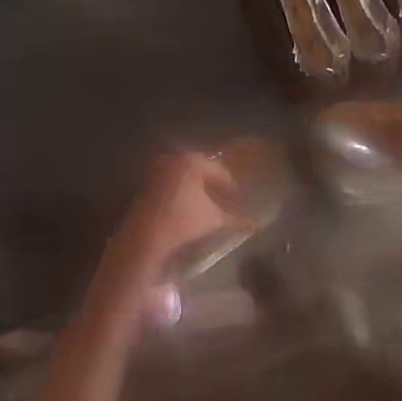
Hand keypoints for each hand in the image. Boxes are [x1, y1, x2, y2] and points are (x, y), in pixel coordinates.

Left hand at [102, 151, 247, 285]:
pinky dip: (183, 195)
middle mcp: (173, 159)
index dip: (233, 188)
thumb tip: (258, 224)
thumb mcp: (215, 220)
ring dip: (199, 192)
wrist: (143, 240)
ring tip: (210, 209)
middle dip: (216, 188)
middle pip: (203, 172)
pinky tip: (190, 211)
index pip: (221, 172)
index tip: (241, 203)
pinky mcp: (145, 186)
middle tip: (227, 204)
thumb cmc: (183, 223)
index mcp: (192, 161)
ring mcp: (156, 171)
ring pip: (186, 179)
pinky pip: (172, 186)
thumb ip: (238, 219)